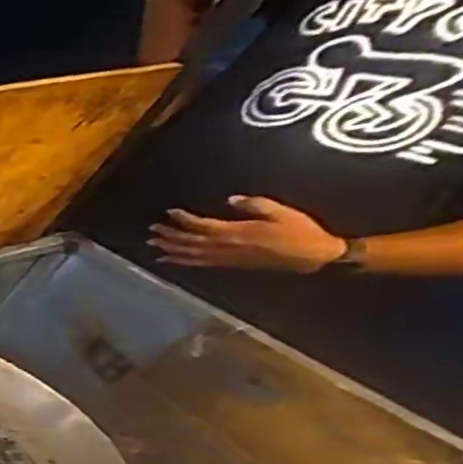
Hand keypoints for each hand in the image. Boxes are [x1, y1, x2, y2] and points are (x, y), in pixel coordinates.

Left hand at [149, 196, 346, 272]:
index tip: (169, 212)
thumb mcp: (282, 212)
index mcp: (235, 231)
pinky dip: (178, 261)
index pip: (200, 225)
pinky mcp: (225, 264)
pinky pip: (196, 263)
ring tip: (152, 243)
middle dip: (168, 234)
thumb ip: (255, 205)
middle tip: (152, 228)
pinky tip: (166, 259)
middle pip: (188, 240)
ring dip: (168, 248)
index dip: (182, 218)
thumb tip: (231, 199)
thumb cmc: (299, 231)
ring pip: (188, 253)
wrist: (310, 255)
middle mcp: (223, 246)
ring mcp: (222, 257)